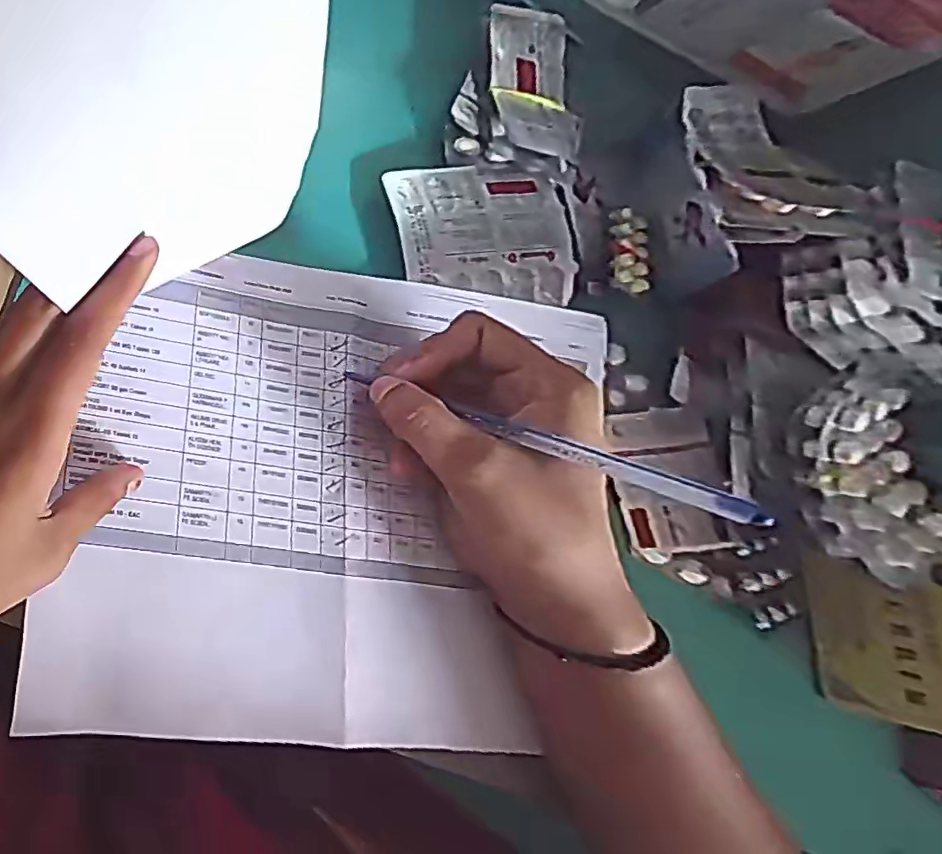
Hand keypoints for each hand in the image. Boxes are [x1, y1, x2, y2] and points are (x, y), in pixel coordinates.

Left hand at [0, 235, 158, 685]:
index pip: (81, 343)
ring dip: (49, 301)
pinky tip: (36, 359)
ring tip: (83, 292)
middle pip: (38, 312)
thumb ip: (92, 501)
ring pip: (11, 327)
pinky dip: (22, 338)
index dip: (113, 291)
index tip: (137, 251)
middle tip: (115, 250)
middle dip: (80, 273)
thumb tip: (131, 471)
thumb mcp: (44, 552)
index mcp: (31, 433)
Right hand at [368, 312, 651, 655]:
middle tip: (384, 412)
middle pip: (455, 365)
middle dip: (416, 391)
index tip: (397, 382)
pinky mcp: (487, 452)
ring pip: (443, 397)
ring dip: (412, 420)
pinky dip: (418, 441)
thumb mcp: (476, 470)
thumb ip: (424, 421)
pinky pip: (442, 427)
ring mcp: (508, 426)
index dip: (432, 353)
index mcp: (549, 387)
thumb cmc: (539, 534)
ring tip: (397, 454)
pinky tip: (407, 466)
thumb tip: (382, 387)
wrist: (559, 605)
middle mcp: (530, 397)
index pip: (478, 336)